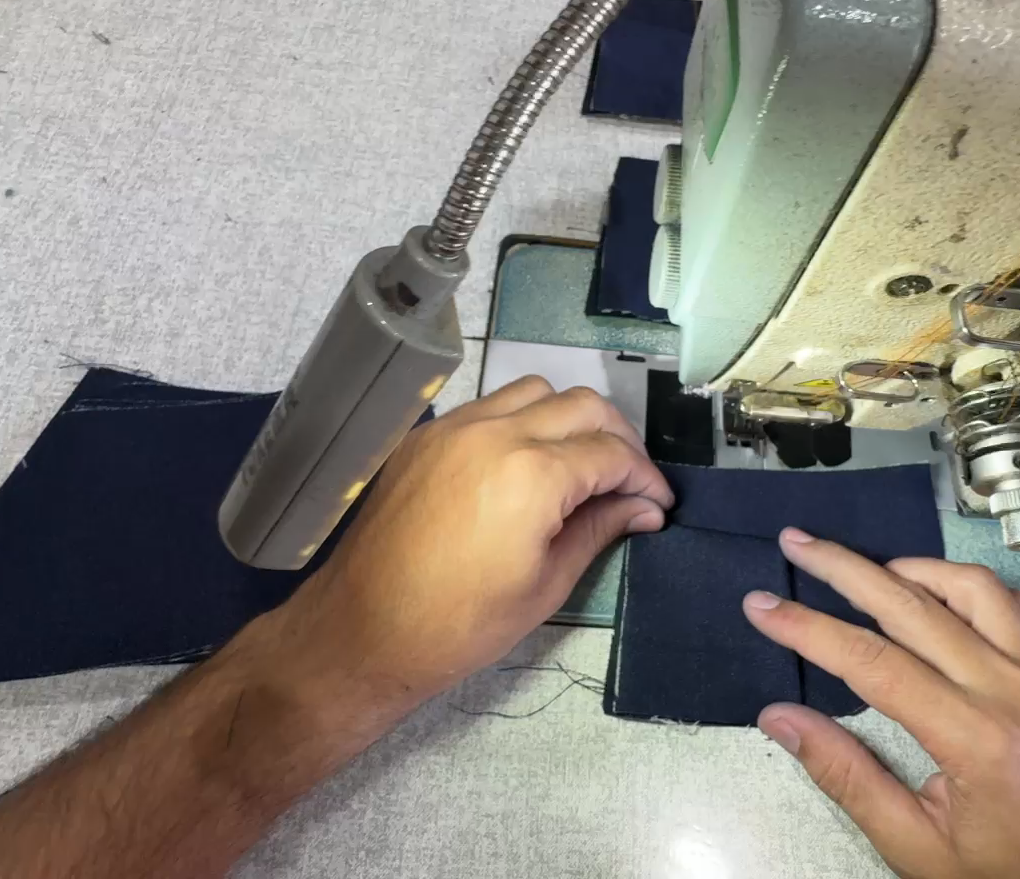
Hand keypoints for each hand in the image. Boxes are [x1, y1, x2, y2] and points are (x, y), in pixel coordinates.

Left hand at [264, 376, 672, 710]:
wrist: (361, 630)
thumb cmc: (460, 625)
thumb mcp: (546, 584)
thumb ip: (600, 529)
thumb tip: (646, 508)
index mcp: (531, 475)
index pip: (611, 453)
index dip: (645, 476)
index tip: (658, 502)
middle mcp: (495, 431)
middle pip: (583, 405)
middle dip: (618, 438)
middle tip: (628, 480)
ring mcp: (456, 426)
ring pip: (536, 390)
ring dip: (570, 417)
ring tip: (579, 462)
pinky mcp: (428, 433)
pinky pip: (491, 404)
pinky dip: (524, 419)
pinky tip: (526, 461)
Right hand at [742, 530, 1019, 878]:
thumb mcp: (920, 850)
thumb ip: (845, 776)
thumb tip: (778, 717)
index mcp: (978, 740)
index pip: (872, 661)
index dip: (807, 627)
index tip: (761, 607)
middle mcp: (1016, 691)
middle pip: (911, 602)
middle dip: (842, 567)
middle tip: (796, 543)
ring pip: (967, 586)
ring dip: (906, 568)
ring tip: (861, 569)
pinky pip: (1010, 604)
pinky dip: (960, 584)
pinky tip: (932, 591)